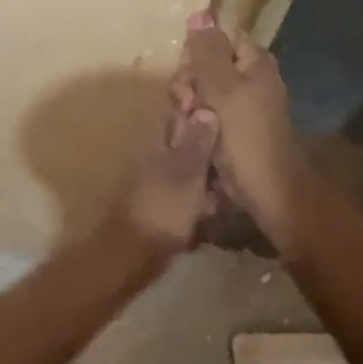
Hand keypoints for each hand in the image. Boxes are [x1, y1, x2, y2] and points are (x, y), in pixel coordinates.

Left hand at [105, 104, 220, 255]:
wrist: (133, 254)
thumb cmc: (163, 207)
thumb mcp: (188, 171)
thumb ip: (198, 141)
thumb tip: (205, 109)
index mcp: (153, 140)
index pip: (176, 112)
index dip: (199, 112)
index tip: (224, 117)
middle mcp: (150, 156)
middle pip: (186, 144)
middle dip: (209, 154)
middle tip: (230, 166)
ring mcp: (153, 182)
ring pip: (189, 172)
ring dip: (207, 183)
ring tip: (222, 197)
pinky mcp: (159, 206)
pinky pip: (186, 197)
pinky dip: (199, 204)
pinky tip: (211, 215)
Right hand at [178, 12, 310, 234]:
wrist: (269, 192)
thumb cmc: (247, 138)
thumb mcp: (223, 90)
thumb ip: (208, 53)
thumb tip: (199, 13)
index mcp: (254, 63)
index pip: (216, 41)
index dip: (196, 57)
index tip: (188, 79)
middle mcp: (250, 80)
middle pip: (204, 68)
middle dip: (188, 87)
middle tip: (188, 108)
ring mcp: (242, 107)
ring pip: (200, 95)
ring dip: (188, 110)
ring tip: (189, 129)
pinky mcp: (233, 131)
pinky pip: (205, 117)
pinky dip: (195, 126)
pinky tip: (191, 140)